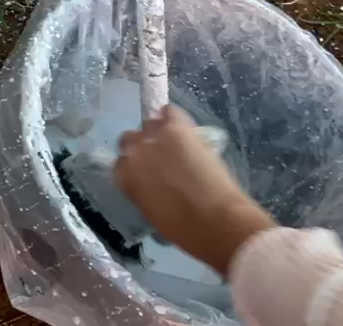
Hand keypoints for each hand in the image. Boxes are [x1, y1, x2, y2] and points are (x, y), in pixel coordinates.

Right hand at [113, 105, 274, 274]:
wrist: (220, 224)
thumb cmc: (188, 231)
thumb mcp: (153, 214)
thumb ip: (141, 191)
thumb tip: (147, 183)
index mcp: (125, 176)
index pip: (121, 163)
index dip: (136, 168)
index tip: (148, 176)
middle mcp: (133, 151)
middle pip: (129, 139)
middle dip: (142, 148)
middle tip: (161, 162)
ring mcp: (154, 136)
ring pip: (149, 125)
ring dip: (158, 134)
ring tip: (176, 148)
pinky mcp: (177, 128)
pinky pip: (169, 111)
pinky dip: (172, 117)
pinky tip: (180, 127)